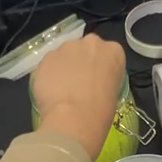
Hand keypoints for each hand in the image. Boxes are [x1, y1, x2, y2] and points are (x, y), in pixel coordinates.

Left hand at [32, 35, 125, 161]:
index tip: (98, 82)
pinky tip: (51, 93)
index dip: (102, 69)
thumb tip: (93, 81)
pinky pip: (50, 65)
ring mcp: (66, 47)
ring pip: (65, 55)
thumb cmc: (101, 111)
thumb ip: (104, 78)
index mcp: (113, 51)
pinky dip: (50, 75)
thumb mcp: (114, 92)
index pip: (109, 55)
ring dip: (64, 68)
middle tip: (79, 84)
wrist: (74, 118)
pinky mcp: (47, 57)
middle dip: (82, 63)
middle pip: (86, 49)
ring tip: (63, 90)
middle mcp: (91, 42)